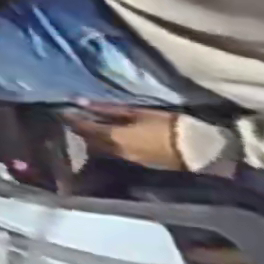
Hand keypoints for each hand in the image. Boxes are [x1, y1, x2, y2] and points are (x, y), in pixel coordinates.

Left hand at [63, 104, 183, 169]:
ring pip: (99, 147)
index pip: (83, 127)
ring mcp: (128, 159)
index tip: (61, 109)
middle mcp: (116, 151)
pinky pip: (113, 151)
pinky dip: (104, 142)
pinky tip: (105, 134)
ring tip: (87, 123)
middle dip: (78, 128)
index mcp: (113, 137)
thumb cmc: (169, 126)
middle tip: (72, 115)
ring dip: (90, 136)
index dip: (70, 118)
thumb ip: (106, 109)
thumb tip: (79, 101)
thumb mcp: (136, 112)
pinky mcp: (139, 162)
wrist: (201, 151)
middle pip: (88, 139)